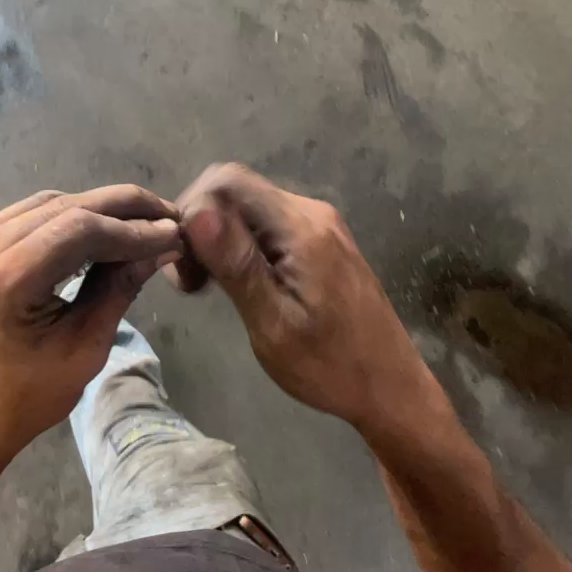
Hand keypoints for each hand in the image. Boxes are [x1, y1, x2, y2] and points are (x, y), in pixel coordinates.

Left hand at [0, 185, 181, 475]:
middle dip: (120, 208)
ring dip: (94, 209)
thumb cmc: (24, 401)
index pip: (78, 230)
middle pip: (61, 207)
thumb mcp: (83, 349)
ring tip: (139, 220)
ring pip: (43, 205)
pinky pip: (22, 217)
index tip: (174, 232)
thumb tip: (163, 244)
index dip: (131, 228)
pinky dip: (63, 218)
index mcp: (0, 282)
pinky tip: (97, 228)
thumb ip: (119, 288)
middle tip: (167, 214)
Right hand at [167, 163, 418, 430]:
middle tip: (188, 280)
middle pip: (235, 190)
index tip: (180, 261)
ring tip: (206, 286)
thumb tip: (197, 212)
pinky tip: (234, 282)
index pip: (226, 181)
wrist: (391, 390)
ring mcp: (318, 224)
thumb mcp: (273, 323)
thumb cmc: (330, 366)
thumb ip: (236, 263)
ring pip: (247, 206)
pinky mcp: (319, 241)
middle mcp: (310, 211)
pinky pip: (265, 223)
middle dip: (199, 224)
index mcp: (300, 227)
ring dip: (216, 237)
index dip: (191, 209)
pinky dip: (238, 244)